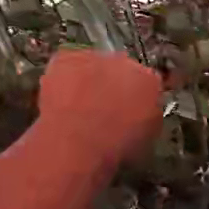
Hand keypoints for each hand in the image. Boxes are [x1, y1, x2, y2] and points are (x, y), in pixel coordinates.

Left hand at [37, 49, 163, 166]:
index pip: (146, 84)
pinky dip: (62, 79)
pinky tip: (59, 100)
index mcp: (150, 82)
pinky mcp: (65, 58)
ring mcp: (94, 57)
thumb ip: (146, 119)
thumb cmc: (116, 150)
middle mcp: (125, 62)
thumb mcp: (145, 141)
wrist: (78, 143)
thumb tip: (139, 115)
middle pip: (119, 70)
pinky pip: (65, 64)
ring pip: (91, 66)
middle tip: (99, 111)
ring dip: (86, 81)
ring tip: (75, 109)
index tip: (125, 114)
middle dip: (111, 87)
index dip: (134, 100)